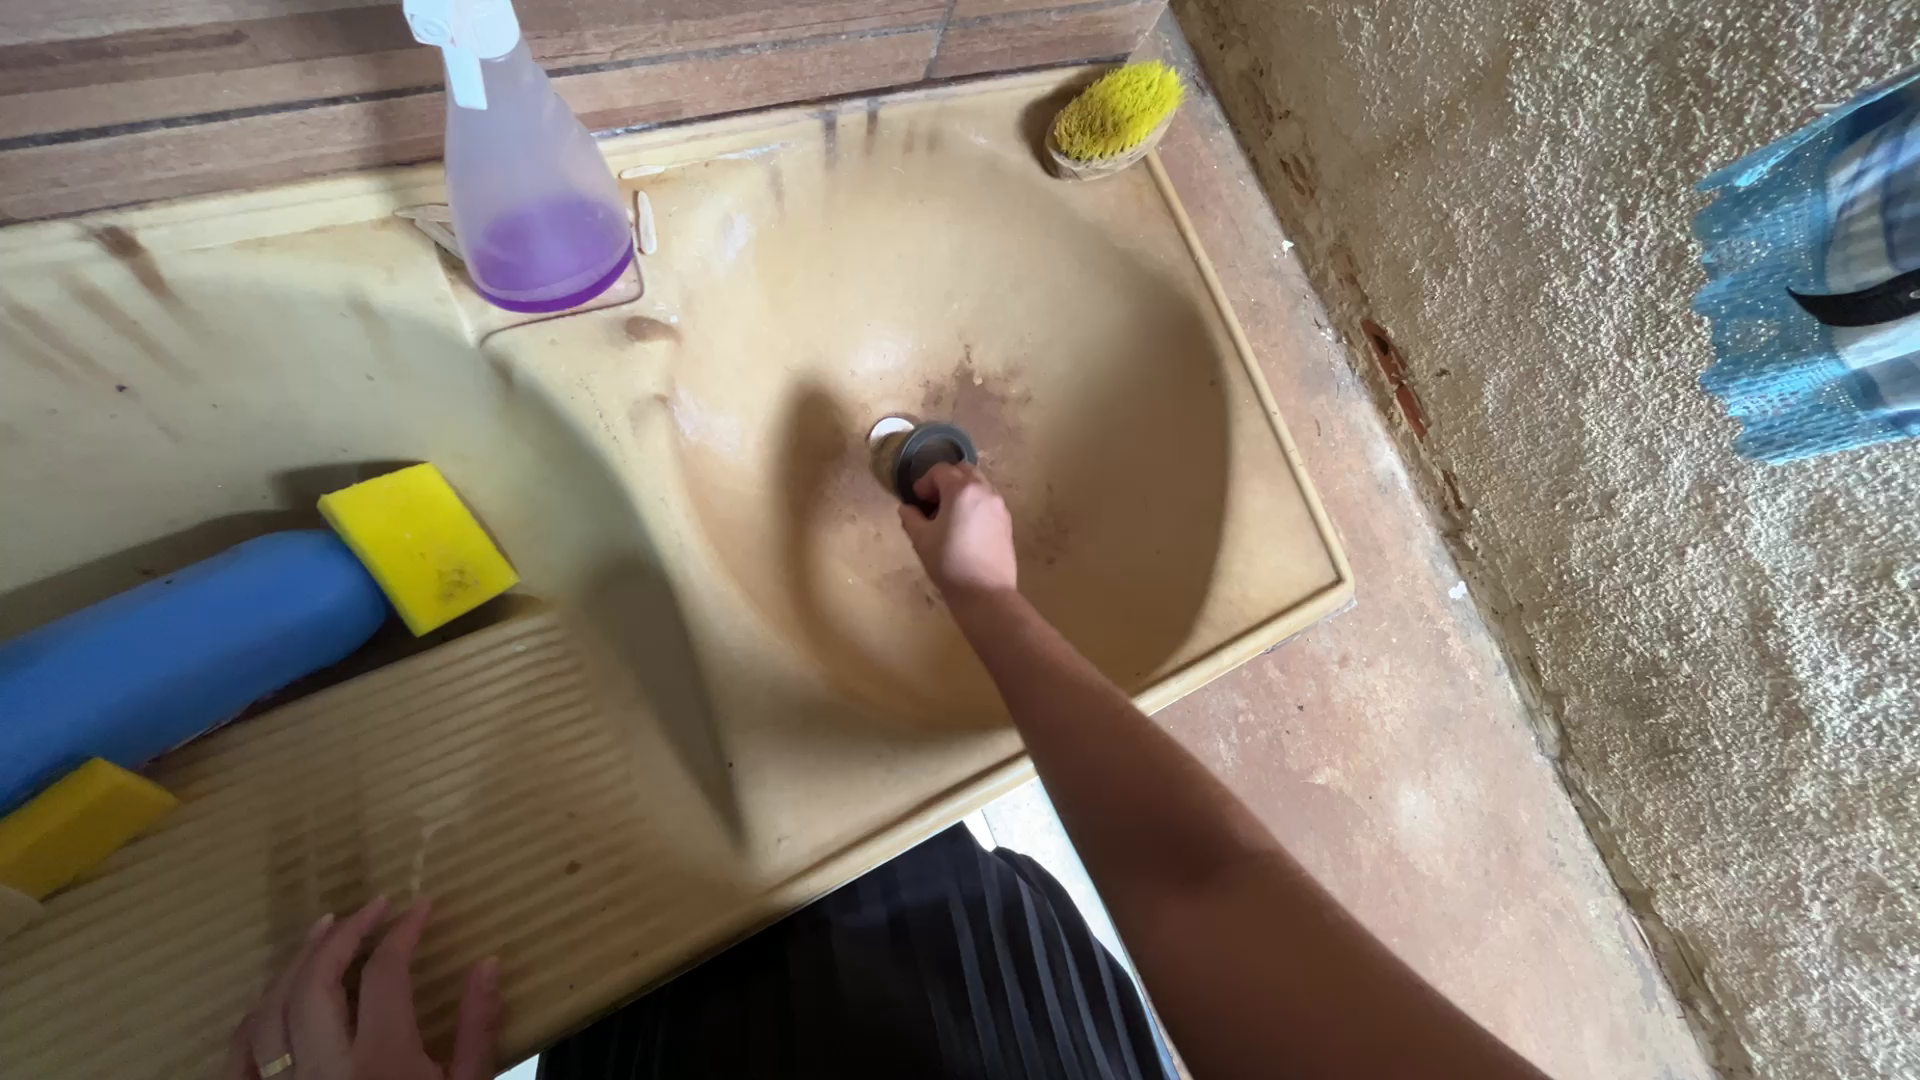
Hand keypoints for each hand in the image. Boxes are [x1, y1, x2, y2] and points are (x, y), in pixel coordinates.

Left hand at [221, 897, 500, 1079]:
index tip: (423, 907)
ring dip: (296, 962)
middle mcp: (322, 1071)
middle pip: (314, 984)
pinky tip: (278, 993)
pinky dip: (254, 1015)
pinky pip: (236, 1058)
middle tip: (375, 907)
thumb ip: (478, 1026)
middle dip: (344, 934)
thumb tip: (488, 963)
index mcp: (380, 1060)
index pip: (384, 973)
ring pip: (267, 1013)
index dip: (403, 930)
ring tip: (326, 929)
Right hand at [897, 462, 1017, 599]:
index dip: (925, 481)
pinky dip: (975, 503)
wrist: (984, 592)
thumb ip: (911, 518)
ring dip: (962, 490)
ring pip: (979, 484)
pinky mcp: (1007, 521)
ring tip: (949, 514)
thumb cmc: (949, 563)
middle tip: (933, 501)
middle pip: (964, 470)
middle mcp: (984, 491)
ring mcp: (999, 506)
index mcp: (961, 490)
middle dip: (946, 480)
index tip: (917, 498)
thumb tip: (907, 508)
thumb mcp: (921, 539)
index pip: (940, 471)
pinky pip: (988, 501)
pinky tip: (965, 526)